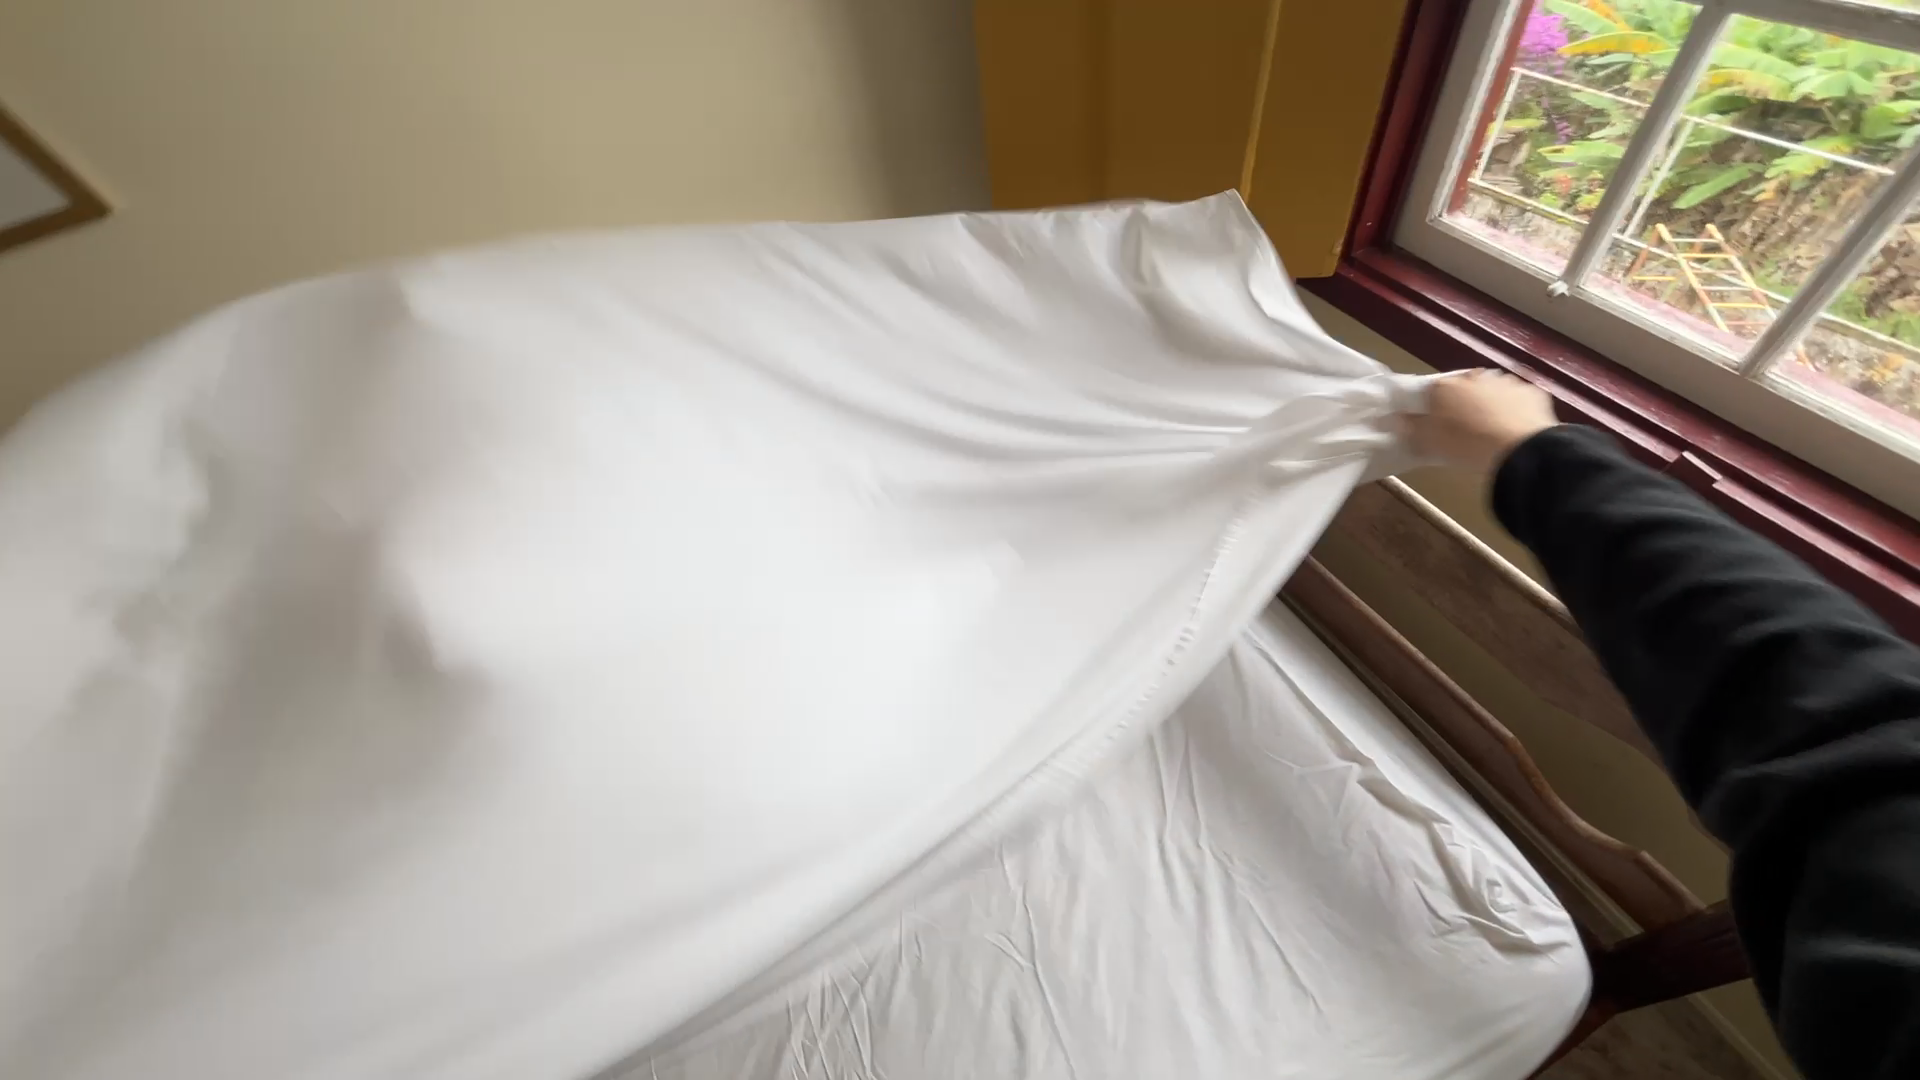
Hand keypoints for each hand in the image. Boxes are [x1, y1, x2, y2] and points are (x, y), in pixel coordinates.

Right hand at [1405, 370, 1560, 473]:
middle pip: (1461, 388)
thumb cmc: (1464, 444)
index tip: (1429, 422)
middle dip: (1459, 402)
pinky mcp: (1532, 393)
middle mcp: (1474, 377)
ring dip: (1486, 403)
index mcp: (1444, 386)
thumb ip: (1408, 426)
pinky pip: (1516, 399)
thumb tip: (1390, 418)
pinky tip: (1511, 427)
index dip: (1428, 406)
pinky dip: (1512, 409)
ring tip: (1487, 429)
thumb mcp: (1427, 441)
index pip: (1428, 391)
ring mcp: (1506, 382)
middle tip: (1458, 426)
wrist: (1519, 450)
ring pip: (1490, 391)